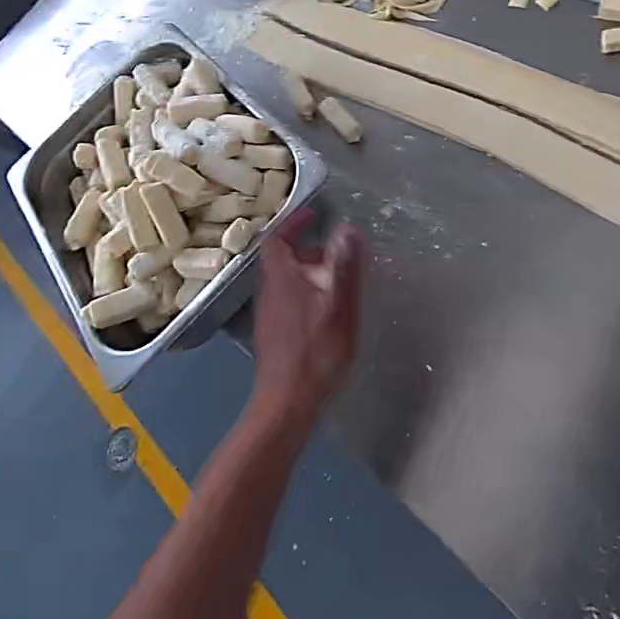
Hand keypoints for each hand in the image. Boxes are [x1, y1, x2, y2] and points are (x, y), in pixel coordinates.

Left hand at [252, 210, 365, 421]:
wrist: (288, 404)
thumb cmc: (316, 353)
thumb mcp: (339, 307)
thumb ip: (344, 267)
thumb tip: (348, 229)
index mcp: (282, 278)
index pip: (277, 237)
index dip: (294, 221)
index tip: (315, 214)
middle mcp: (270, 291)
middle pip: (284, 258)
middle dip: (311, 249)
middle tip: (339, 252)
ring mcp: (271, 314)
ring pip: (289, 281)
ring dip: (312, 272)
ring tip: (341, 280)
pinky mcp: (276, 333)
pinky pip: (291, 300)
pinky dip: (310, 293)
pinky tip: (330, 311)